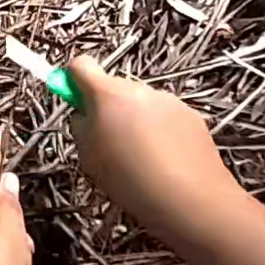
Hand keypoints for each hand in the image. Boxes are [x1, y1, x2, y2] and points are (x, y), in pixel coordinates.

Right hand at [66, 56, 252, 244]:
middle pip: (113, 87)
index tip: (75, 100)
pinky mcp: (191, 114)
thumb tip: (83, 113)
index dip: (73, 79)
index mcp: (107, 94)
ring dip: (134, 119)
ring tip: (139, 157)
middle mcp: (138, 89)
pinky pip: (164, 115)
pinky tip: (162, 160)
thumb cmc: (129, 180)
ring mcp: (167, 99)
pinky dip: (159, 130)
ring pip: (140, 102)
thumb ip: (81, 126)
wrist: (190, 199)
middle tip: (108, 140)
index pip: (80, 65)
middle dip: (107, 106)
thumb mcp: (88, 156)